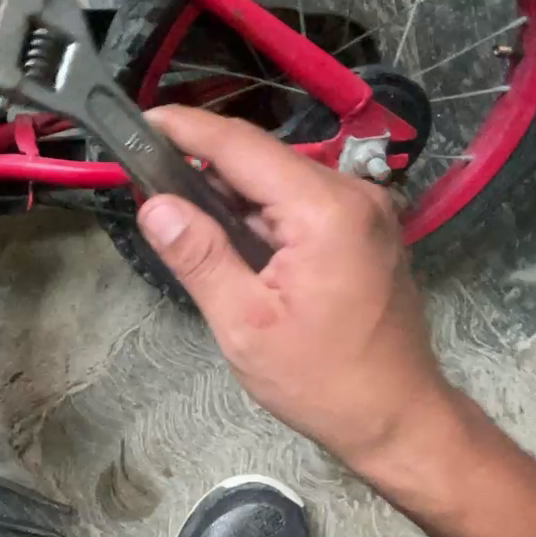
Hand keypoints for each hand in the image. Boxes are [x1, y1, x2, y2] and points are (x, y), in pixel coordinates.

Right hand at [135, 106, 456, 470]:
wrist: (396, 416)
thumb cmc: (319, 379)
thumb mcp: (245, 324)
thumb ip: (200, 258)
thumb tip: (154, 206)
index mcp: (325, 210)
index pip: (242, 147)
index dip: (186, 129)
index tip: (139, 121)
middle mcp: (353, 194)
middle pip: (261, 162)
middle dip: (201, 168)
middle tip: (147, 186)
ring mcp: (364, 211)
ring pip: (277, 185)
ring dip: (228, 198)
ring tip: (180, 221)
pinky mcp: (362, 231)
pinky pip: (297, 207)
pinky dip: (257, 217)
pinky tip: (228, 243)